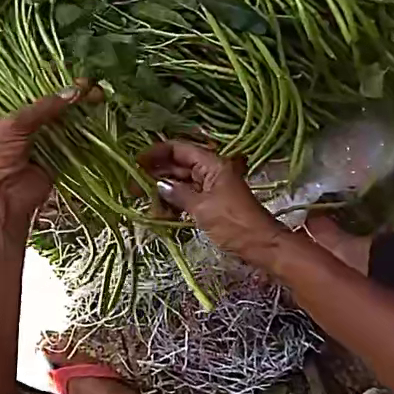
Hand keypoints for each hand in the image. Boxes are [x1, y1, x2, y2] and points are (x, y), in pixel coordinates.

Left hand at [0, 79, 98, 228]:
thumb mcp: (11, 124)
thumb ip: (43, 107)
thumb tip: (74, 90)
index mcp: (6, 110)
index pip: (32, 88)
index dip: (52, 80)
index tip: (73, 74)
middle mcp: (24, 123)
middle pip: (53, 103)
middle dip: (72, 95)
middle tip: (93, 87)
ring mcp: (42, 140)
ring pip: (66, 120)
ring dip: (82, 111)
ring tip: (100, 99)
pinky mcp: (58, 157)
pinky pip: (75, 141)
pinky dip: (87, 132)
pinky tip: (98, 120)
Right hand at [138, 141, 288, 267]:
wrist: (261, 245)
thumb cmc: (234, 224)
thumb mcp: (202, 208)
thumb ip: (178, 194)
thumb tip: (158, 185)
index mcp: (213, 164)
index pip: (179, 148)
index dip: (156, 153)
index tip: (135, 163)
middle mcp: (212, 171)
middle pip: (178, 165)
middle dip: (156, 174)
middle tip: (132, 188)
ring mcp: (212, 188)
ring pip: (182, 183)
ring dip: (164, 192)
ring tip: (145, 204)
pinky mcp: (212, 204)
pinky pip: (189, 198)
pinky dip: (175, 204)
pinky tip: (162, 214)